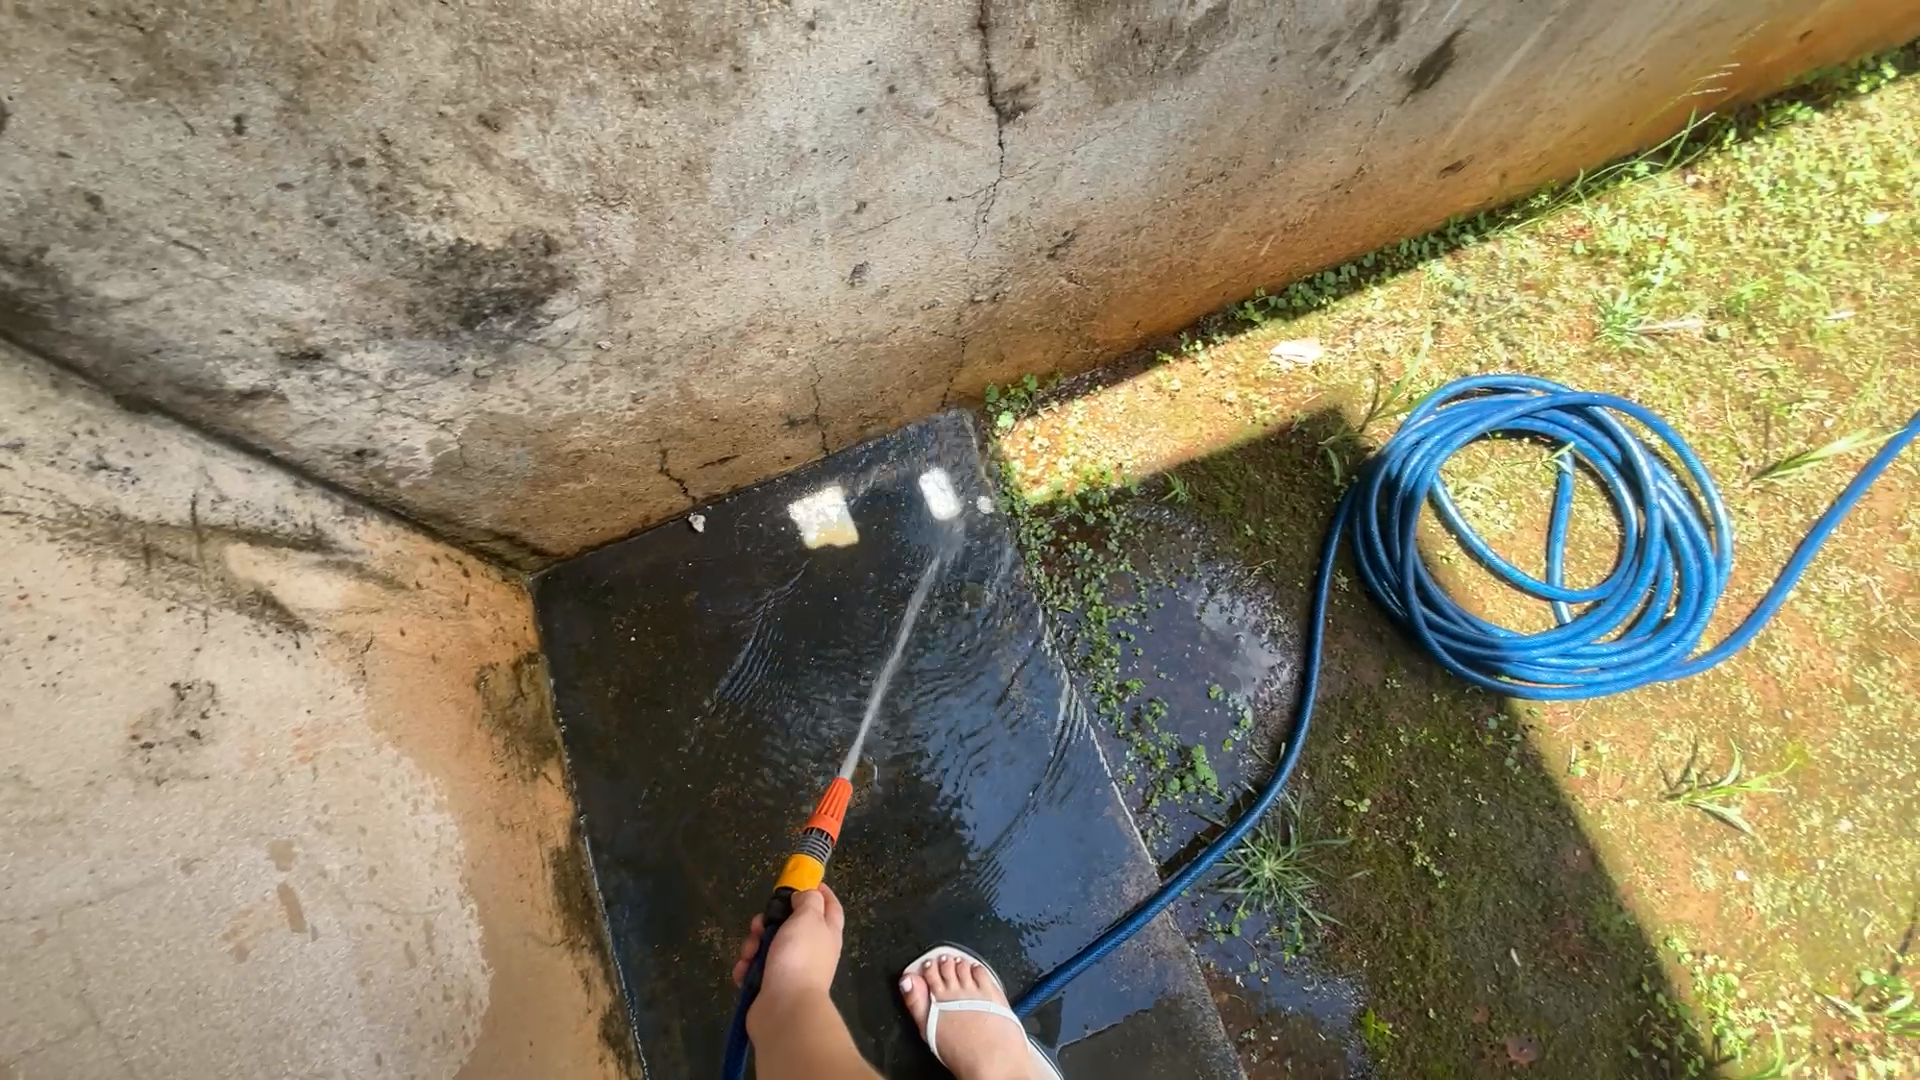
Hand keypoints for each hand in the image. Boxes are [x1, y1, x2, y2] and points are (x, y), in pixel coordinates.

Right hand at [734, 885, 844, 1009]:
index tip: (804, 882)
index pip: (830, 906)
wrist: (784, 1009)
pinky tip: (744, 971)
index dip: (820, 892)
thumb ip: (808, 900)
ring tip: (750, 952)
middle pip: (790, 925)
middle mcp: (811, 950)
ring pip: (767, 946)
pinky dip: (747, 968)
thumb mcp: (809, 917)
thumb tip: (804, 897)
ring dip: (753, 945)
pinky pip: (755, 969)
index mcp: (827, 932)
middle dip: (770, 921)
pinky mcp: (769, 987)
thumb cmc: (799, 957)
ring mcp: (790, 970)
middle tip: (760, 923)